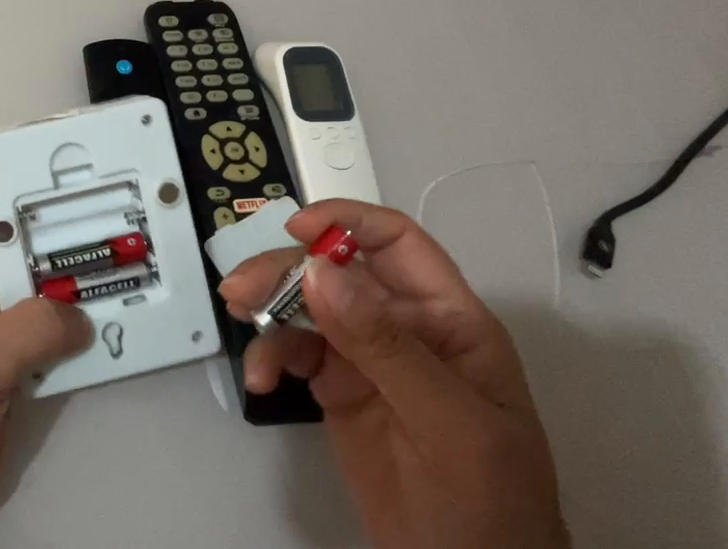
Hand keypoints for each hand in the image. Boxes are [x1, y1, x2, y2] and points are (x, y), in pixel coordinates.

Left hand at [0, 177, 91, 548]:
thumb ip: (29, 327)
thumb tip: (77, 315)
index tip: (27, 172)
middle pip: (8, 239)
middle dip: (48, 226)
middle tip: (99, 218)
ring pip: (37, 282)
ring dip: (72, 276)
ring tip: (118, 268)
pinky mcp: (16, 362)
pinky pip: (53, 327)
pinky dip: (79, 323)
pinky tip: (110, 328)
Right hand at [218, 200, 567, 548]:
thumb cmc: (488, 503)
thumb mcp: (448, 424)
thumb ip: (384, 346)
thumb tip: (317, 272)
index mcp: (447, 321)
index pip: (397, 245)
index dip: (347, 223)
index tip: (293, 230)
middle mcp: (403, 327)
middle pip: (334, 271)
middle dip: (285, 273)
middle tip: (239, 292)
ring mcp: (366, 357)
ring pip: (305, 305)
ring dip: (267, 309)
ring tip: (240, 323)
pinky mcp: (336, 387)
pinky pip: (292, 349)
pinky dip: (268, 355)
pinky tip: (260, 379)